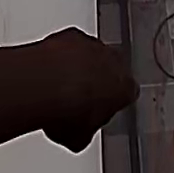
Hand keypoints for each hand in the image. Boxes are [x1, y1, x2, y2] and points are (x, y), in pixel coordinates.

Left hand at [36, 28, 137, 151]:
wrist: (46, 85)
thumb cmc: (67, 109)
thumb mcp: (80, 137)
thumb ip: (87, 131)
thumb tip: (78, 134)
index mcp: (124, 87)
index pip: (127, 93)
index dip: (113, 102)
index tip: (101, 109)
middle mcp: (114, 61)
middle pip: (111, 69)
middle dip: (99, 80)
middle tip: (81, 98)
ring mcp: (94, 46)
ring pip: (92, 55)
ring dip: (81, 66)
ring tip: (61, 86)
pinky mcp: (72, 35)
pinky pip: (71, 45)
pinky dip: (63, 55)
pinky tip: (50, 71)